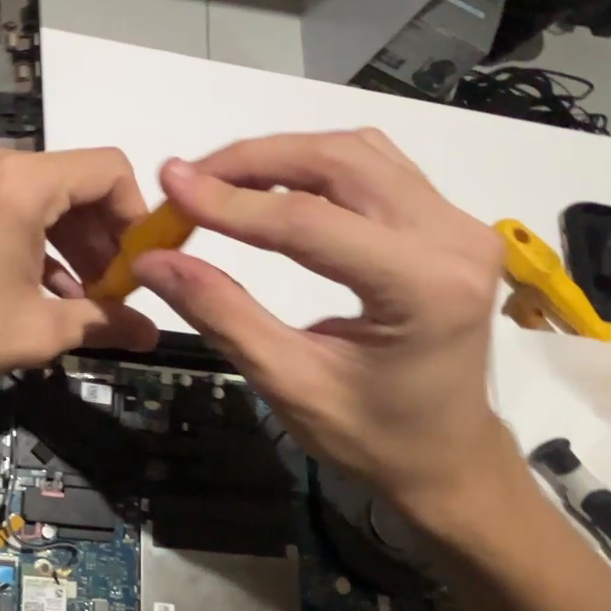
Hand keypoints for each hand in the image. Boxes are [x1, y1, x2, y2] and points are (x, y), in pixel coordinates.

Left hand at [0, 144, 159, 413]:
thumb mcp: (36, 331)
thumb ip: (103, 323)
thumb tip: (153, 334)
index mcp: (20, 182)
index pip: (109, 170)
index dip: (137, 217)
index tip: (144, 265)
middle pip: (75, 184)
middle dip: (104, 237)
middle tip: (117, 292)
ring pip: (40, 200)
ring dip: (70, 245)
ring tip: (84, 301)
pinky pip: (6, 211)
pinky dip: (32, 244)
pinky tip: (43, 292)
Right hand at [131, 130, 510, 523]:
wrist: (447, 458)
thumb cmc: (372, 437)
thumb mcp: (288, 383)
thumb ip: (222, 314)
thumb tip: (153, 260)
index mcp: (422, 287)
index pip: (311, 222)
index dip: (231, 201)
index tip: (167, 184)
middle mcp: (452, 237)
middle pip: (340, 162)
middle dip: (253, 161)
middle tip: (185, 179)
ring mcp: (457, 223)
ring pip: (357, 153)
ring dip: (281, 155)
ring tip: (217, 179)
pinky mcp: (446, 222)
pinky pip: (374, 168)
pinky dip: (312, 166)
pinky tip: (269, 184)